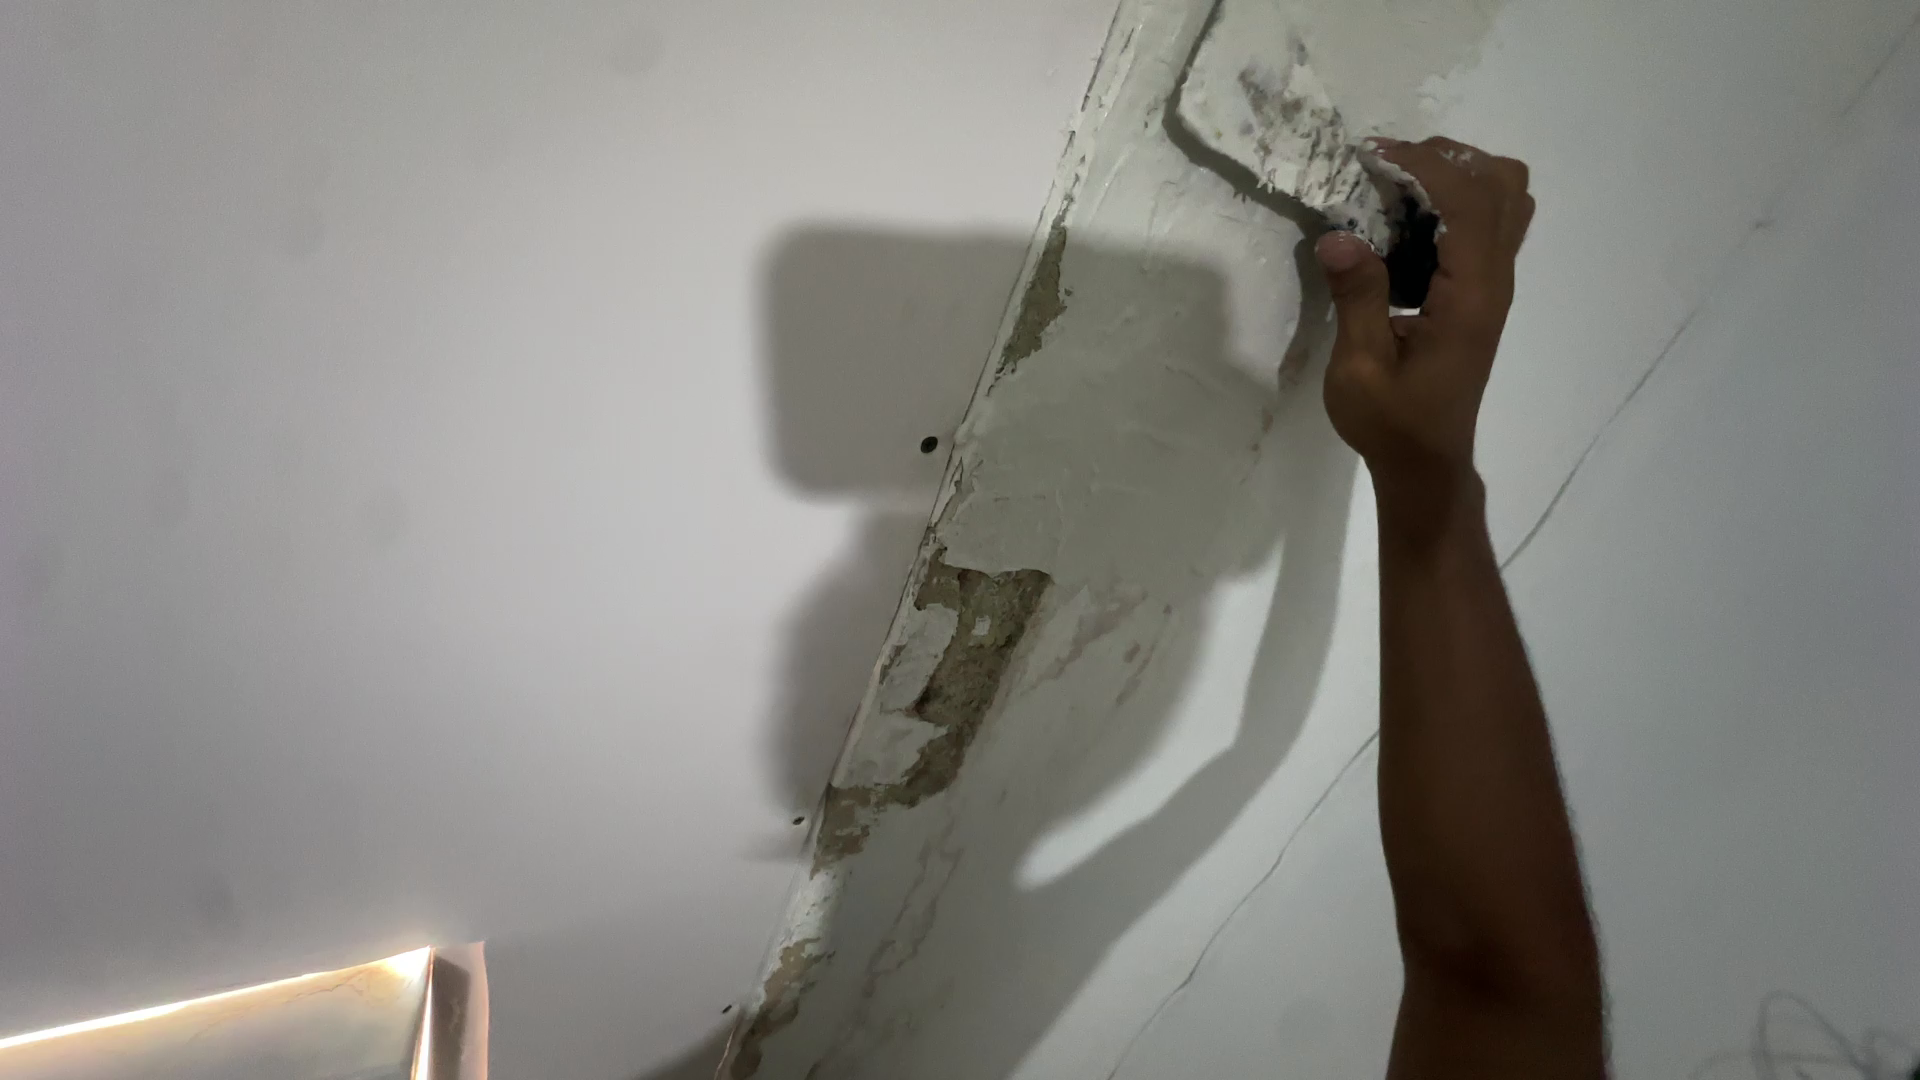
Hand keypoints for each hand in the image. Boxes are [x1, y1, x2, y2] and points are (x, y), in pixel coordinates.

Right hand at [1316, 137, 1533, 508]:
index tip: (1375, 152)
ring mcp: (1492, 290)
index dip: (1426, 166)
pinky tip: (1405, 226)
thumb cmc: (1391, 420)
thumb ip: (1356, 298)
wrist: (1425, 463)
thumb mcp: (1360, 366)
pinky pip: (1485, 231)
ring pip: (1504, 205)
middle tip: (1390, 166)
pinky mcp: (1479, 300)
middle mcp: (1494, 282)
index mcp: (1470, 295)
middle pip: (1504, 187)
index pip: (1467, 202)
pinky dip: (1455, 207)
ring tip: (1398, 187)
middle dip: (1450, 160)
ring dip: (1459, 179)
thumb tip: (1337, 235)